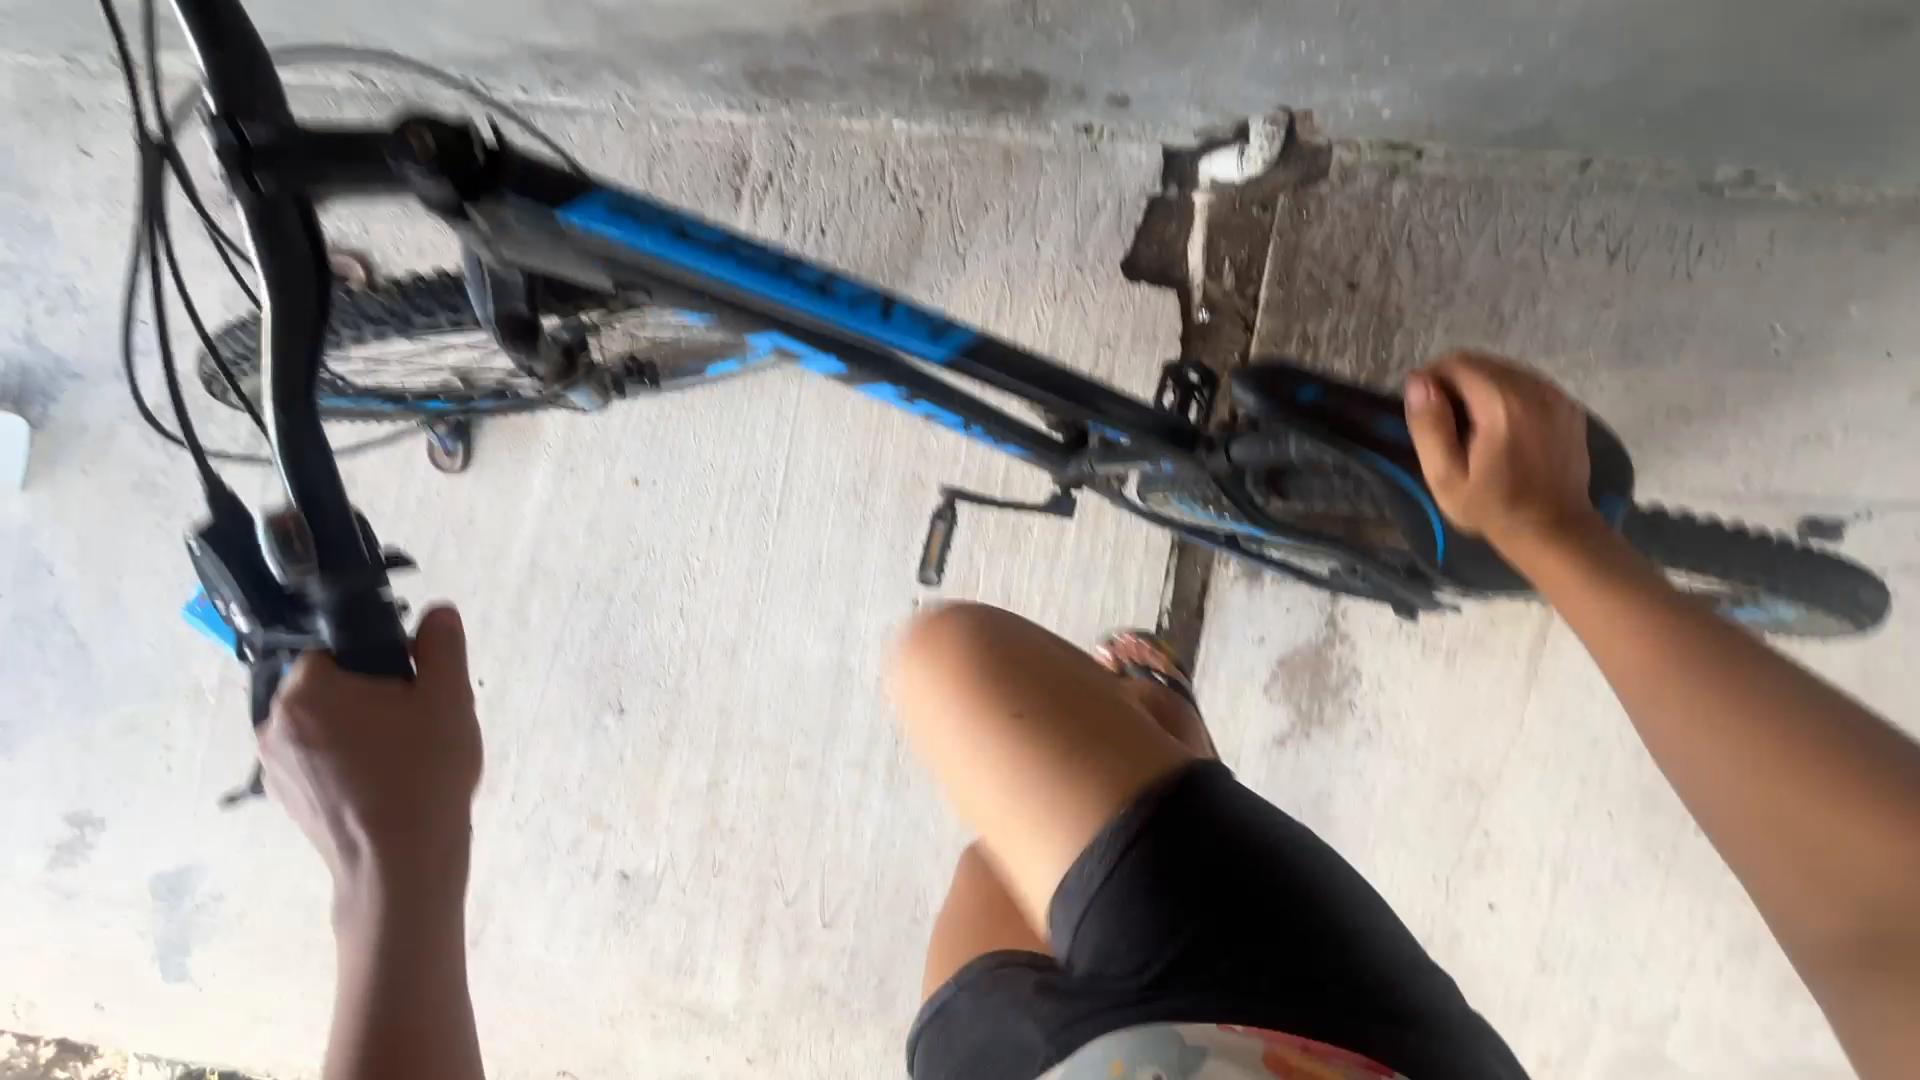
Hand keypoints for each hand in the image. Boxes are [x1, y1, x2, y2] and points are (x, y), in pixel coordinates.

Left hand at [259, 606, 481, 912]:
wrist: (401, 861)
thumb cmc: (424, 771)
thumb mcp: (448, 699)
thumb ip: (442, 647)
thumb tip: (438, 612)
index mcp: (306, 692)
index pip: (337, 649)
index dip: (382, 660)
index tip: (415, 685)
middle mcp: (273, 726)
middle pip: (330, 687)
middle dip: (374, 694)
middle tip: (420, 720)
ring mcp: (274, 768)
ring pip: (326, 724)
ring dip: (363, 727)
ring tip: (408, 754)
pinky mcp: (286, 799)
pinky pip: (320, 759)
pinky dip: (351, 760)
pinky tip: (388, 781)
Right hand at [1403, 351, 1601, 549]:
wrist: (1553, 527)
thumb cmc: (1492, 506)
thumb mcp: (1445, 476)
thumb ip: (1429, 426)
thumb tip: (1417, 383)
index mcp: (1503, 405)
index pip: (1456, 363)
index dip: (1429, 379)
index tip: (1421, 411)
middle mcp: (1535, 389)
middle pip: (1480, 362)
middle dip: (1452, 383)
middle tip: (1441, 421)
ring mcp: (1556, 395)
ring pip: (1503, 370)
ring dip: (1477, 387)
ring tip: (1467, 425)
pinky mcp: (1567, 406)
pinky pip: (1525, 383)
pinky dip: (1503, 394)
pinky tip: (1496, 427)